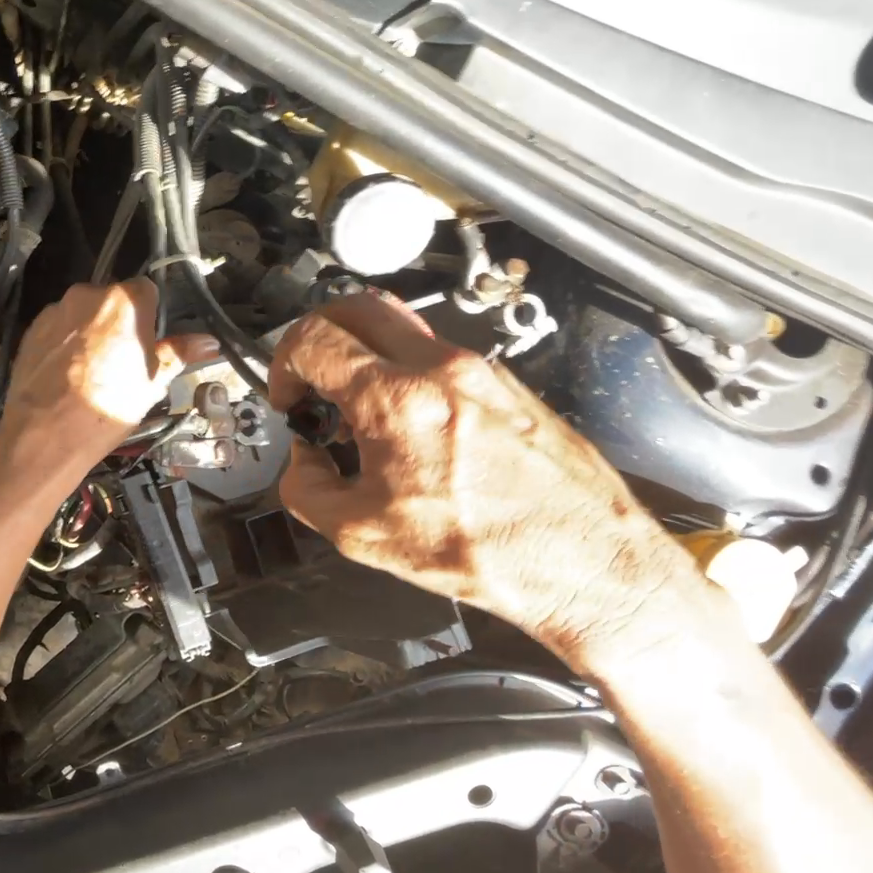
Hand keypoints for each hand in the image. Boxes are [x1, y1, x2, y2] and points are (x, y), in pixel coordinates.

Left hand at [0, 279, 216, 478]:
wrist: (45, 432)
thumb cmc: (108, 406)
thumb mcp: (152, 383)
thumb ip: (178, 353)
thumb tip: (209, 341)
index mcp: (125, 300)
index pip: (146, 291)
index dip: (148, 316)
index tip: (146, 342)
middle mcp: (88, 293)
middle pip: (111, 300)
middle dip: (117, 322)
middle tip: (119, 360)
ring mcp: (56, 310)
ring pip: (81, 313)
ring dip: (88, 331)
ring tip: (89, 370)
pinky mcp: (31, 328)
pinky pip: (57, 328)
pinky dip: (63, 342)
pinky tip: (64, 373)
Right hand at [270, 294, 721, 666]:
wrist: (589, 566)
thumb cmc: (482, 552)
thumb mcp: (358, 534)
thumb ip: (305, 487)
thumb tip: (305, 460)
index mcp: (396, 401)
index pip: (314, 339)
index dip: (283, 366)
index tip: (288, 399)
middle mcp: (441, 369)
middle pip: (357, 305)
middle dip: (317, 334)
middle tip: (310, 376)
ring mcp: (482, 371)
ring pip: (401, 325)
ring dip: (362, 352)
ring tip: (356, 406)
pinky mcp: (509, 385)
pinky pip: (438, 355)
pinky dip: (403, 371)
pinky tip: (405, 425)